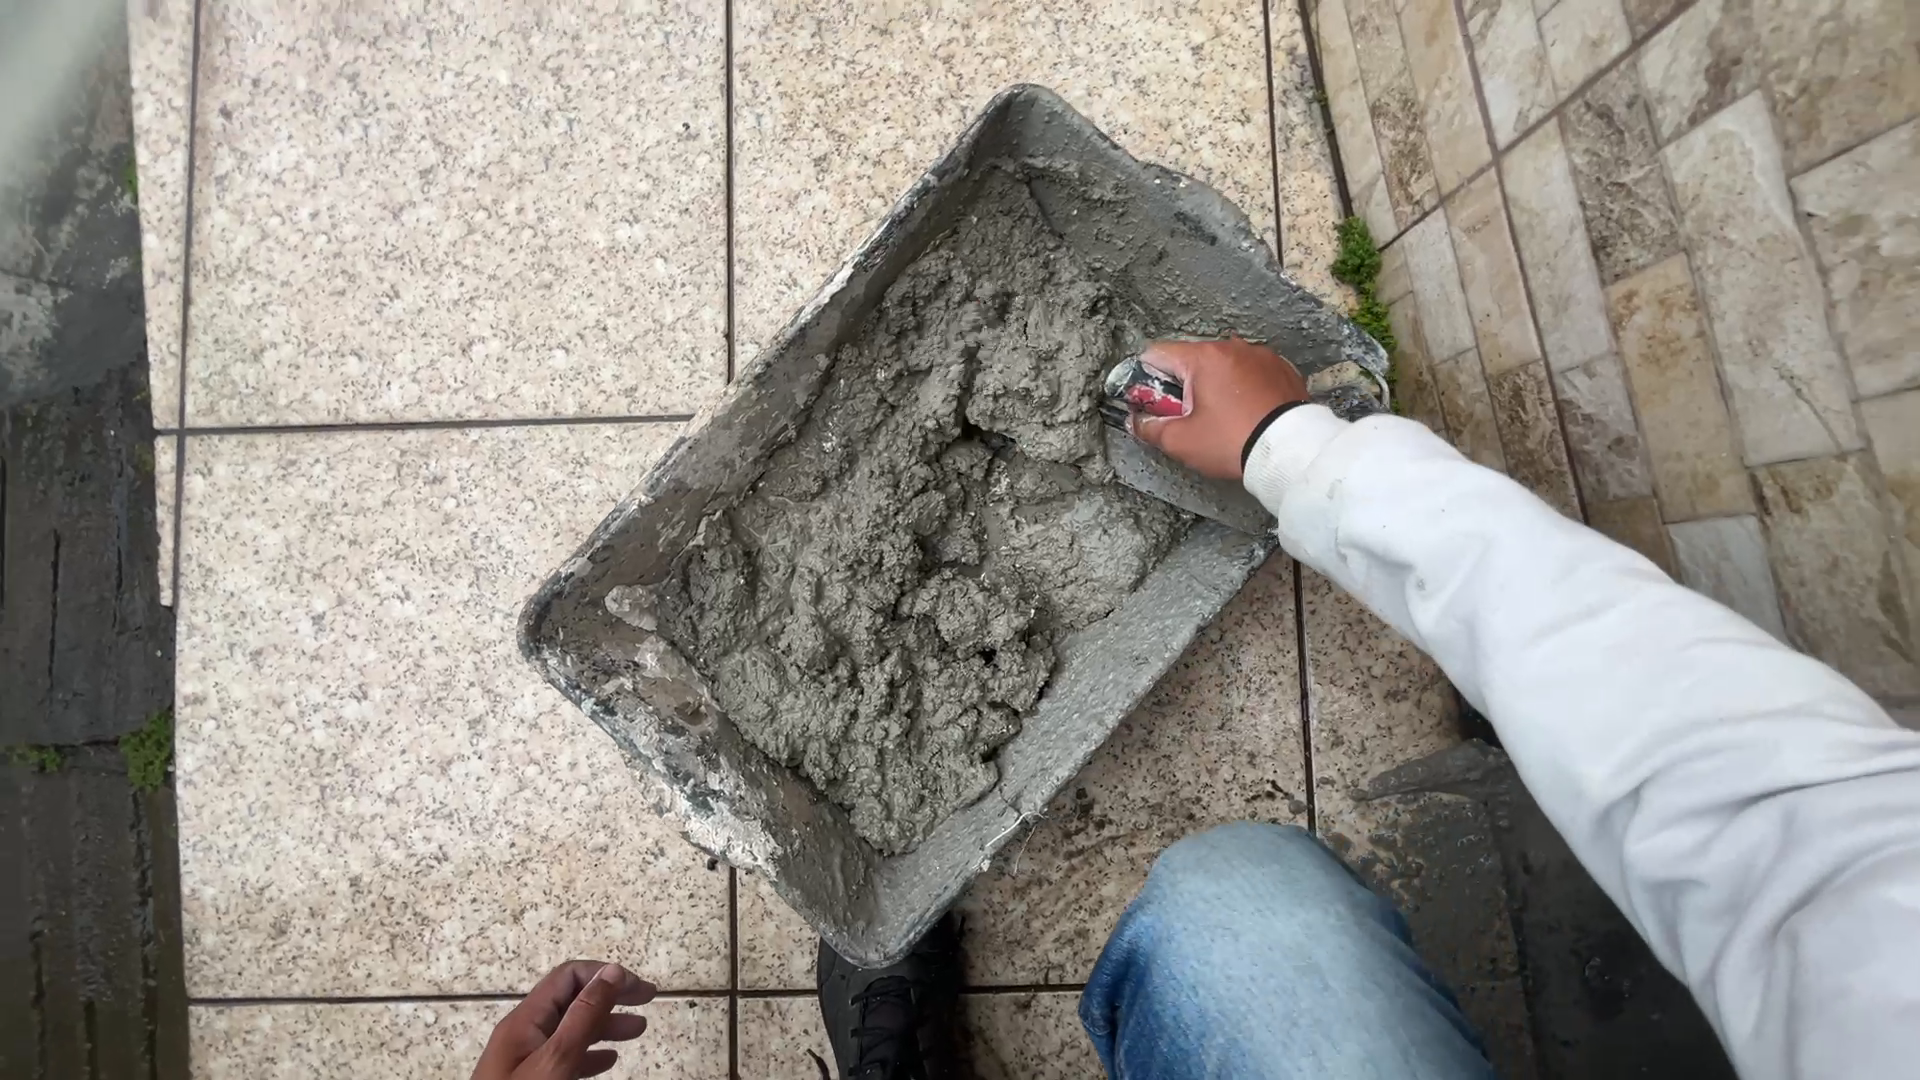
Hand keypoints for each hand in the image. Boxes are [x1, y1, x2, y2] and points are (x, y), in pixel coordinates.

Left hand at [472, 961, 656, 1079]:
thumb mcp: (556, 1061)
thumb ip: (584, 1015)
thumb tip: (613, 970)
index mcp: (525, 1021)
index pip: (570, 976)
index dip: (606, 974)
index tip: (638, 988)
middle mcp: (523, 1034)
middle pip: (573, 999)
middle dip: (612, 995)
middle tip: (648, 999)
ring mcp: (522, 1060)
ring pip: (571, 1028)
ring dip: (606, 1023)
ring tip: (638, 1030)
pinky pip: (564, 1055)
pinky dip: (590, 1050)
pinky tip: (608, 1061)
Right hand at [1129, 338, 1309, 479]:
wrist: (1291, 452)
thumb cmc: (1235, 441)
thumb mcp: (1180, 441)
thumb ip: (1149, 427)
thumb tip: (1136, 421)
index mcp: (1204, 357)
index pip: (1156, 354)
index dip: (1144, 380)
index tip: (1149, 403)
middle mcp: (1232, 347)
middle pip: (1189, 361)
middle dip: (1180, 388)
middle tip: (1184, 419)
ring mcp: (1260, 356)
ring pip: (1219, 367)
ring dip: (1210, 388)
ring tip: (1218, 420)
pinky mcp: (1280, 370)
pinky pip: (1247, 374)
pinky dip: (1238, 390)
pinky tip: (1241, 415)